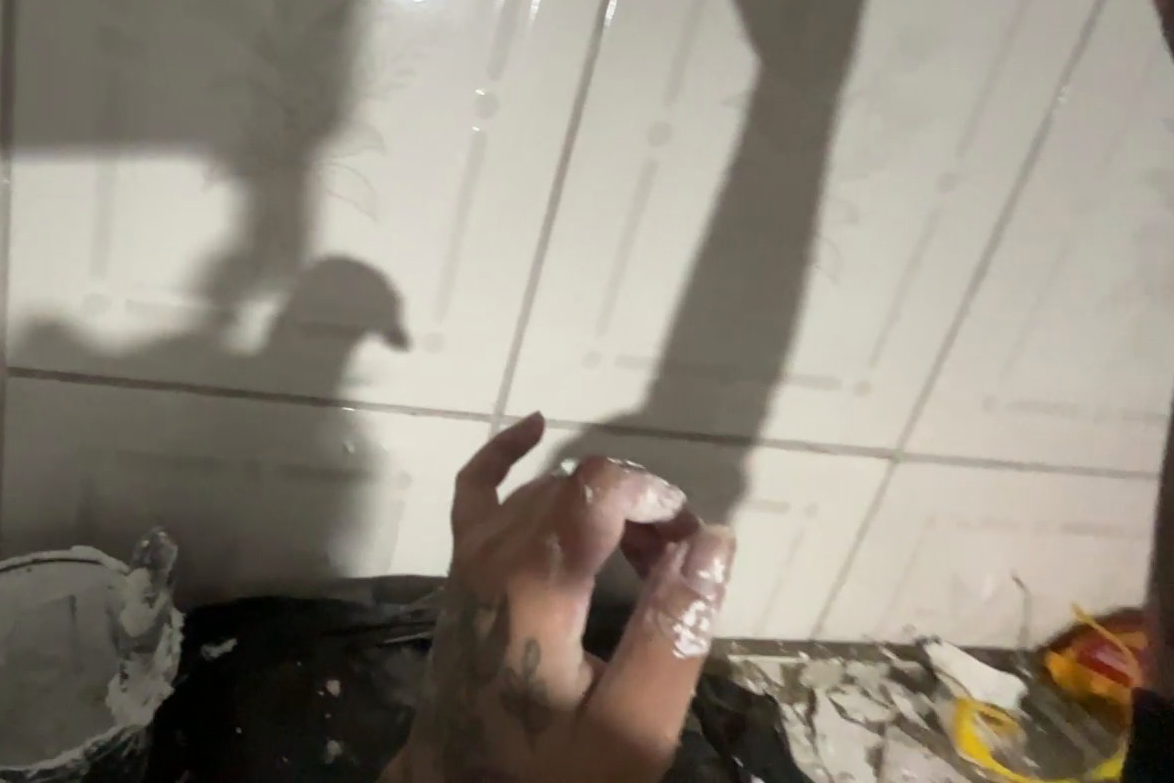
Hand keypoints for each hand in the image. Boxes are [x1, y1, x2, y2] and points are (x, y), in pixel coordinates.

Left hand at [385, 413, 736, 782]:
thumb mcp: (630, 725)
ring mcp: (470, 548)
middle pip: (579, 487)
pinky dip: (506, 451)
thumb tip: (712, 540)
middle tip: (675, 568)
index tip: (688, 542)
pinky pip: (476, 484)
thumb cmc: (546, 769)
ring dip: (601, 505)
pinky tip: (536, 424)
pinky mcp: (460, 558)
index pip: (597, 487)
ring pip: (545, 488)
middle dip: (639, 510)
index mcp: (537, 582)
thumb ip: (674, 630)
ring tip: (641, 556)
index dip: (652, 495)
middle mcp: (496, 547)